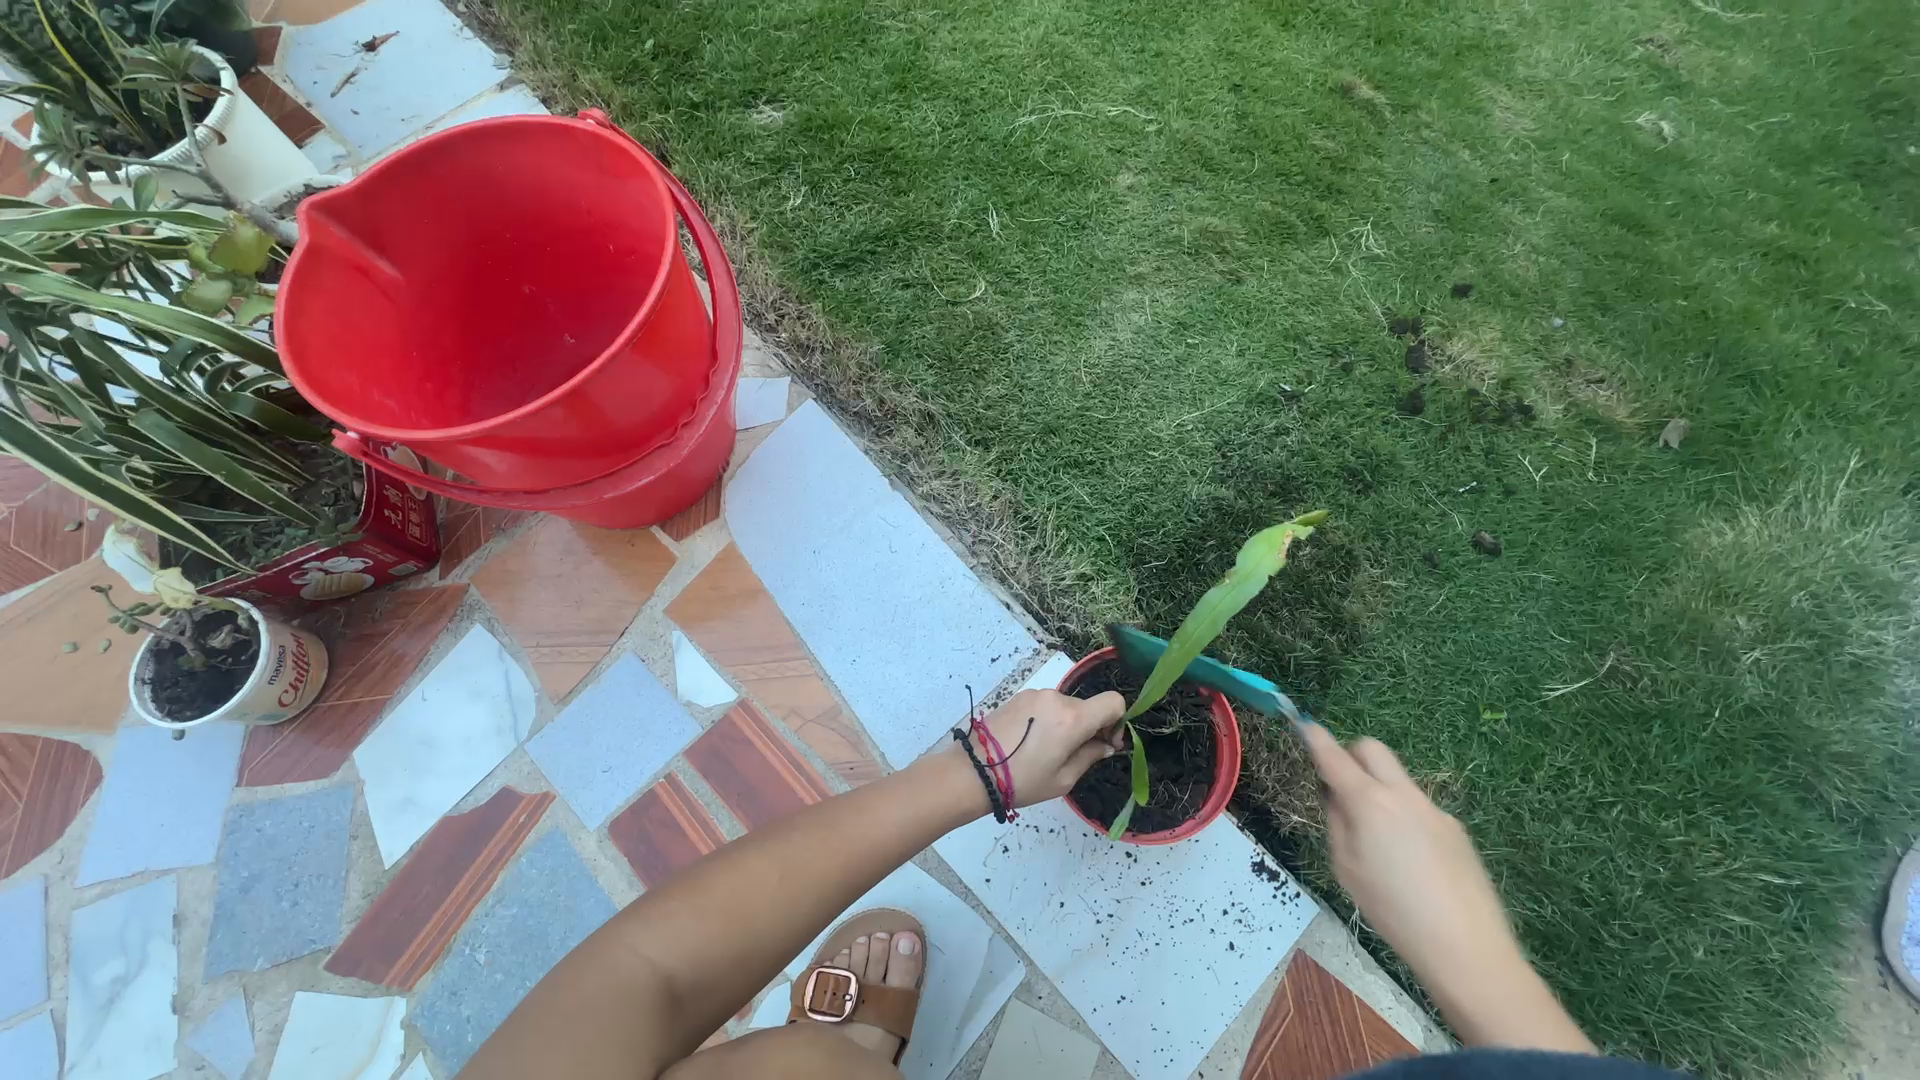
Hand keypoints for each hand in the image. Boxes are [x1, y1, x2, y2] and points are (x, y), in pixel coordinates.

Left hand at [961, 689, 1124, 806]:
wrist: (974, 771)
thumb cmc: (1023, 781)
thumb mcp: (1063, 778)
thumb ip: (1090, 756)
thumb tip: (1106, 745)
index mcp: (1072, 718)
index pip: (1113, 702)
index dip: (1117, 722)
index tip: (1106, 743)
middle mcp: (1056, 698)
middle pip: (1087, 707)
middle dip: (1090, 728)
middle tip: (1075, 754)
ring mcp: (1035, 695)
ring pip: (1065, 706)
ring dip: (1067, 724)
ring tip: (1047, 751)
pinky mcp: (1018, 696)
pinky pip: (1045, 705)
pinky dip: (1048, 719)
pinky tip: (1031, 742)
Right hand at [1298, 723, 1594, 1053]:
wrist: (1466, 946)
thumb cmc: (1392, 910)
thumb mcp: (1345, 867)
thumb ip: (1337, 823)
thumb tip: (1337, 797)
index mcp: (1369, 802)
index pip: (1334, 757)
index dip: (1315, 738)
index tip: (1303, 725)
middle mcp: (1403, 795)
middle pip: (1372, 749)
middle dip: (1352, 754)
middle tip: (1342, 784)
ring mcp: (1434, 810)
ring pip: (1397, 780)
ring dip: (1379, 789)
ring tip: (1379, 842)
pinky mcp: (1455, 829)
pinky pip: (1419, 808)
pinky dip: (1404, 818)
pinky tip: (1411, 863)